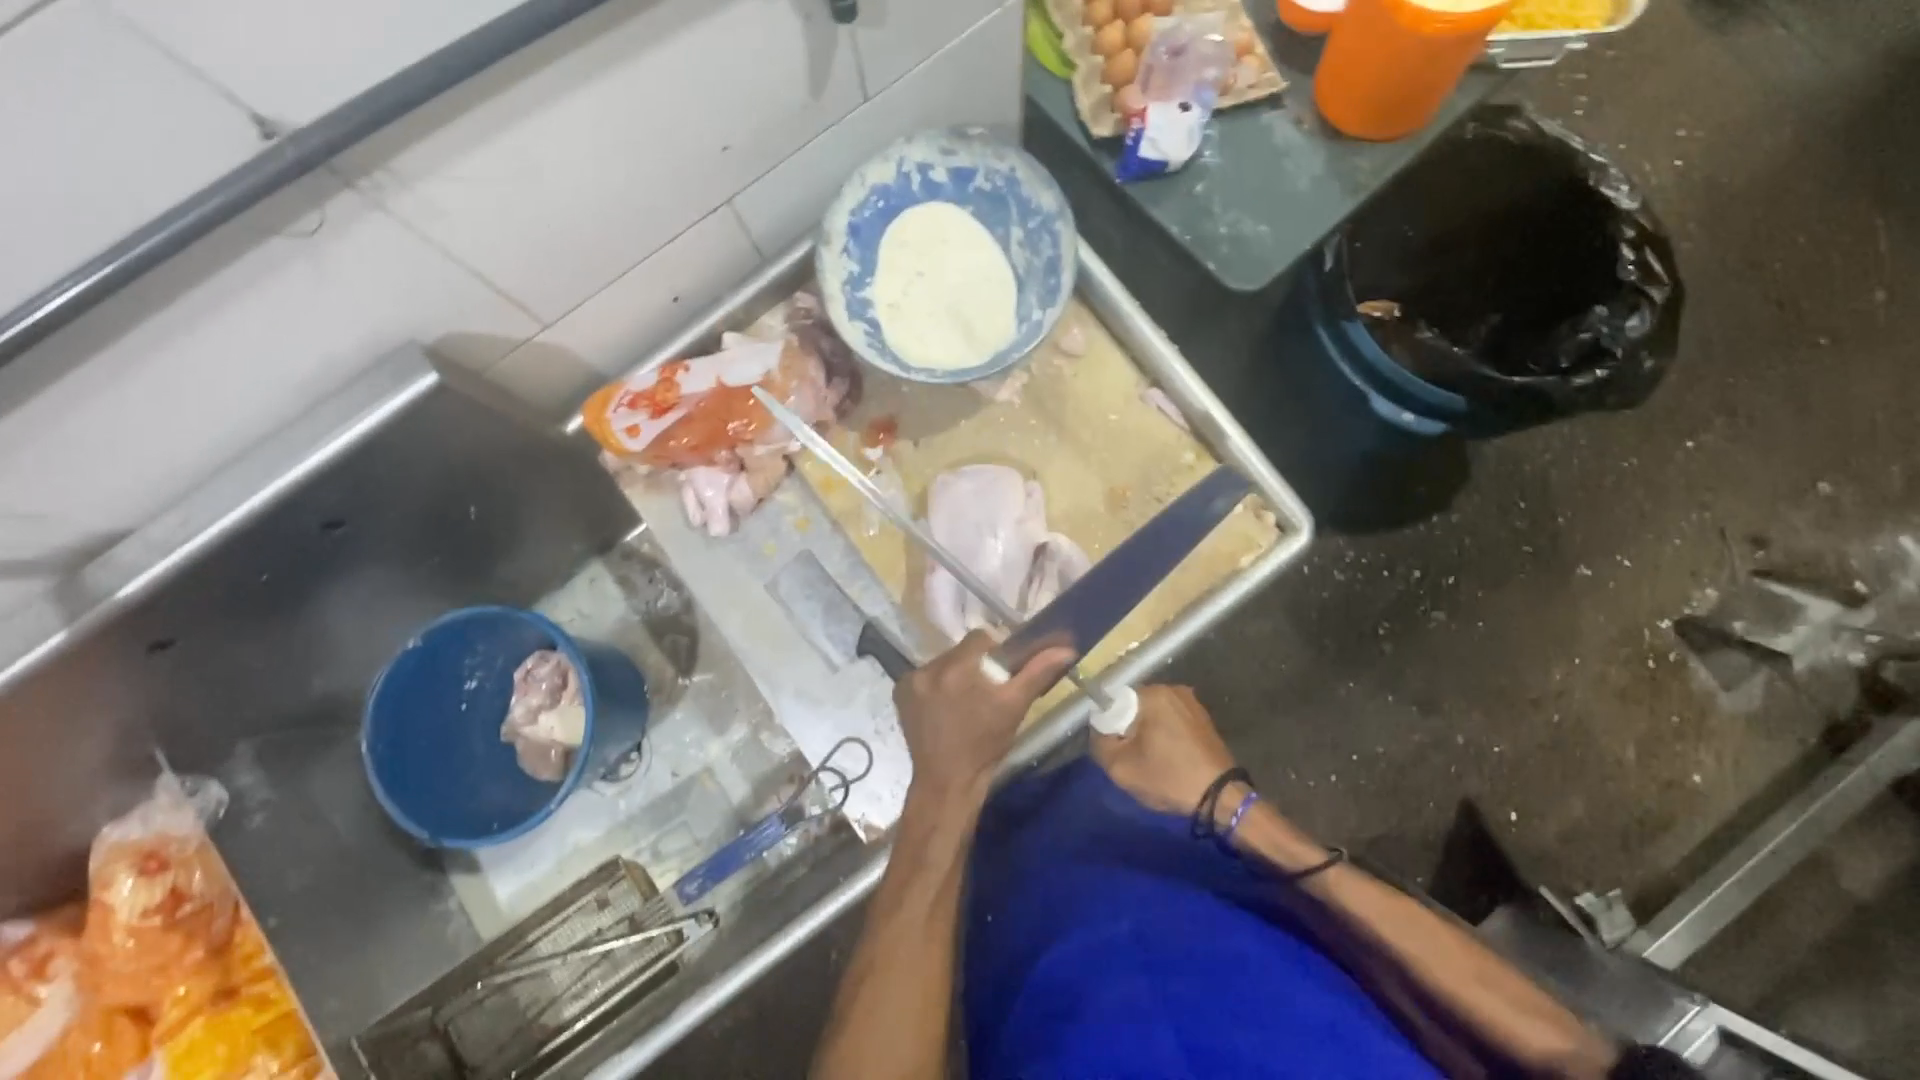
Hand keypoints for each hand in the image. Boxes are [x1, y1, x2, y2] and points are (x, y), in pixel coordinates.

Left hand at [894, 631, 1074, 805]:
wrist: (947, 781)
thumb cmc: (986, 745)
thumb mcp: (1015, 707)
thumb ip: (1038, 672)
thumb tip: (1065, 648)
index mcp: (958, 667)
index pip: (981, 638)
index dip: (995, 652)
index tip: (1001, 674)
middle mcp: (930, 668)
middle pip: (960, 651)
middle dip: (974, 665)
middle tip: (984, 692)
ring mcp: (910, 681)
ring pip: (942, 663)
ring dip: (954, 675)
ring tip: (964, 703)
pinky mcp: (900, 693)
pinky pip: (924, 678)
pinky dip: (935, 687)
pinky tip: (944, 708)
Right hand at [1090, 685, 1236, 815]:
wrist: (1221, 797)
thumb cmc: (1169, 778)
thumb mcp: (1120, 767)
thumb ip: (1099, 742)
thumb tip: (1099, 730)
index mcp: (1153, 694)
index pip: (1114, 702)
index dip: (1108, 726)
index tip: (1114, 749)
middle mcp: (1174, 690)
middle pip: (1134, 707)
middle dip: (1128, 729)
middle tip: (1131, 757)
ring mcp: (1192, 703)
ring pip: (1153, 715)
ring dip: (1147, 733)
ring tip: (1151, 760)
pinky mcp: (1203, 718)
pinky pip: (1171, 721)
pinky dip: (1164, 735)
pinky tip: (1168, 757)